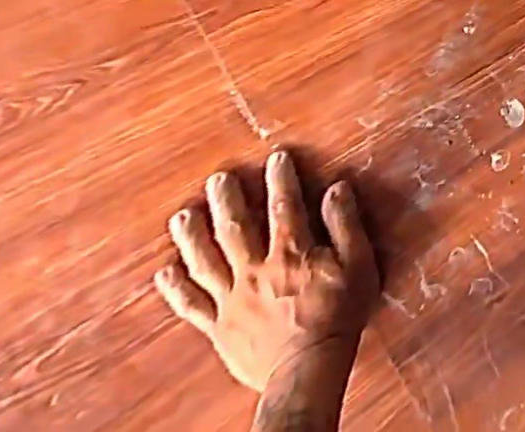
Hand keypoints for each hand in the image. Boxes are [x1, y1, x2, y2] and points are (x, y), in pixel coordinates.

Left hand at [156, 150, 379, 391]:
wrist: (308, 365)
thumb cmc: (340, 310)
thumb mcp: (358, 261)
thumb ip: (345, 224)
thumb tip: (336, 188)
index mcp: (292, 252)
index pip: (284, 206)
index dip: (279, 179)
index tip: (275, 157)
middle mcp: (256, 269)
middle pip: (236, 228)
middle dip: (227, 199)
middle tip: (217, 178)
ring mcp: (232, 298)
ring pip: (205, 260)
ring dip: (192, 236)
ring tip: (183, 214)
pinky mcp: (218, 324)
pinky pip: (190, 303)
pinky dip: (175, 286)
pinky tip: (165, 270)